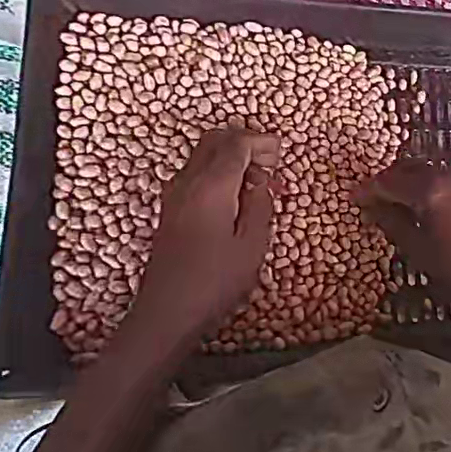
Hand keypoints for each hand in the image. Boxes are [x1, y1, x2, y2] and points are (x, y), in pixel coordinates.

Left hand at [124, 127, 280, 345]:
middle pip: (215, 140)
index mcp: (211, 186)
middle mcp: (188, 182)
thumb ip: (260, 206)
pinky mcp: (172, 209)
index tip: (282, 152)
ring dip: (233, 158)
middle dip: (246, 142)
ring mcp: (175, 195)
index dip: (262, 142)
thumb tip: (261, 184)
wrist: (168, 310)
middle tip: (271, 162)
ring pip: (204, 155)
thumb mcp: (252, 245)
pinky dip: (221, 173)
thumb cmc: (215, 281)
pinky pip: (198, 174)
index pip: (236, 144)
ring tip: (260, 182)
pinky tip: (238, 197)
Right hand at [353, 160, 450, 309]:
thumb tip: (370, 207)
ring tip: (385, 203)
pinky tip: (409, 203)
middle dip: (383, 182)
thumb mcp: (416, 246)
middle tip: (367, 200)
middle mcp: (441, 177)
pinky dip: (416, 184)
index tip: (353, 199)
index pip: (388, 182)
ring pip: (418, 170)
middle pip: (403, 169)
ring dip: (400, 182)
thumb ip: (391, 221)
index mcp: (427, 190)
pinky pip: (432, 177)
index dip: (368, 190)